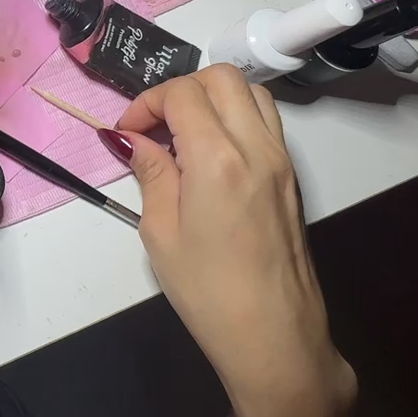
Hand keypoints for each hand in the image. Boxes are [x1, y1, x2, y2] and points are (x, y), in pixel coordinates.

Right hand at [112, 66, 354, 416]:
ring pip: (250, 92)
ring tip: (181, 134)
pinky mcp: (290, 177)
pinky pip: (264, 120)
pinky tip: (206, 152)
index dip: (146, 103)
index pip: (182, 93)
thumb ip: (150, 171)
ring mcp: (281, 161)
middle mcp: (257, 148)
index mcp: (218, 160)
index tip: (127, 133)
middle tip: (153, 126)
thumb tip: (132, 138)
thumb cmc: (207, 290)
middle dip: (179, 89)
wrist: (274, 339)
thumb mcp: (159, 230)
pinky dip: (232, 116)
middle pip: (222, 78)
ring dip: (210, 98)